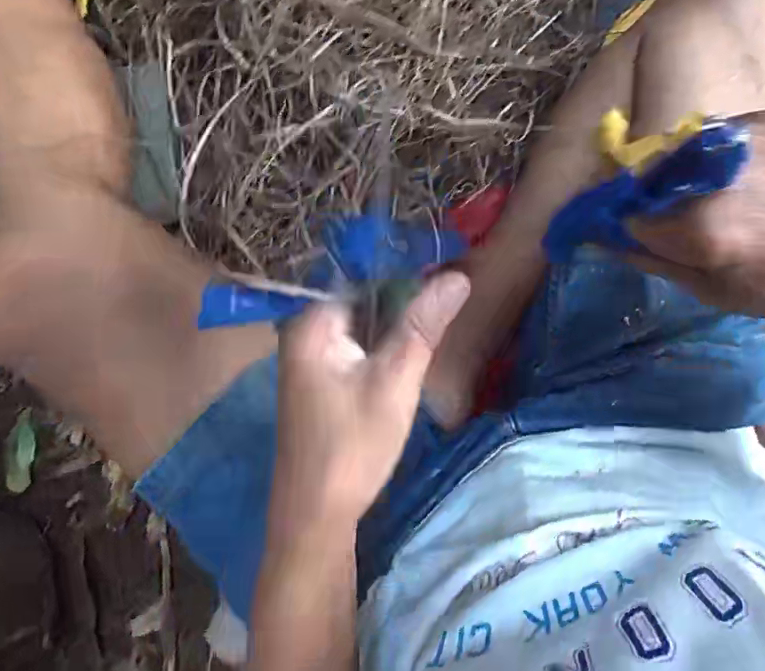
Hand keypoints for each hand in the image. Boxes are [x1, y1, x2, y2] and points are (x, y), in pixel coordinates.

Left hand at [271, 271, 471, 524]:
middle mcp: (305, 328)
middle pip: (358, 286)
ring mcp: (313, 352)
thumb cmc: (350, 447)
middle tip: (449, 262)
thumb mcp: (394, 380)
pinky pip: (359, 333)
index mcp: (311, 321)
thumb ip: (422, 324)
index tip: (439, 244)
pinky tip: (416, 322)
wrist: (314, 520)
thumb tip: (458, 275)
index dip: (398, 254)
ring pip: (361, 311)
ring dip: (396, 301)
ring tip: (441, 281)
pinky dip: (386, 326)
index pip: (356, 266)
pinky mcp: (325, 372)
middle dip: (401, 276)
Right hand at [628, 112, 764, 355]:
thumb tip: (615, 242)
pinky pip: (720, 139)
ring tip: (717, 203)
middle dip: (651, 198)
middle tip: (674, 224)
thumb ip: (662, 262)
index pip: (631, 216)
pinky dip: (718, 160)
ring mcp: (746, 137)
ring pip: (684, 153)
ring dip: (682, 176)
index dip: (627, 228)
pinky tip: (753, 184)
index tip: (629, 237)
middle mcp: (716, 170)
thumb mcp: (729, 296)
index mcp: (705, 225)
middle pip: (652, 177)